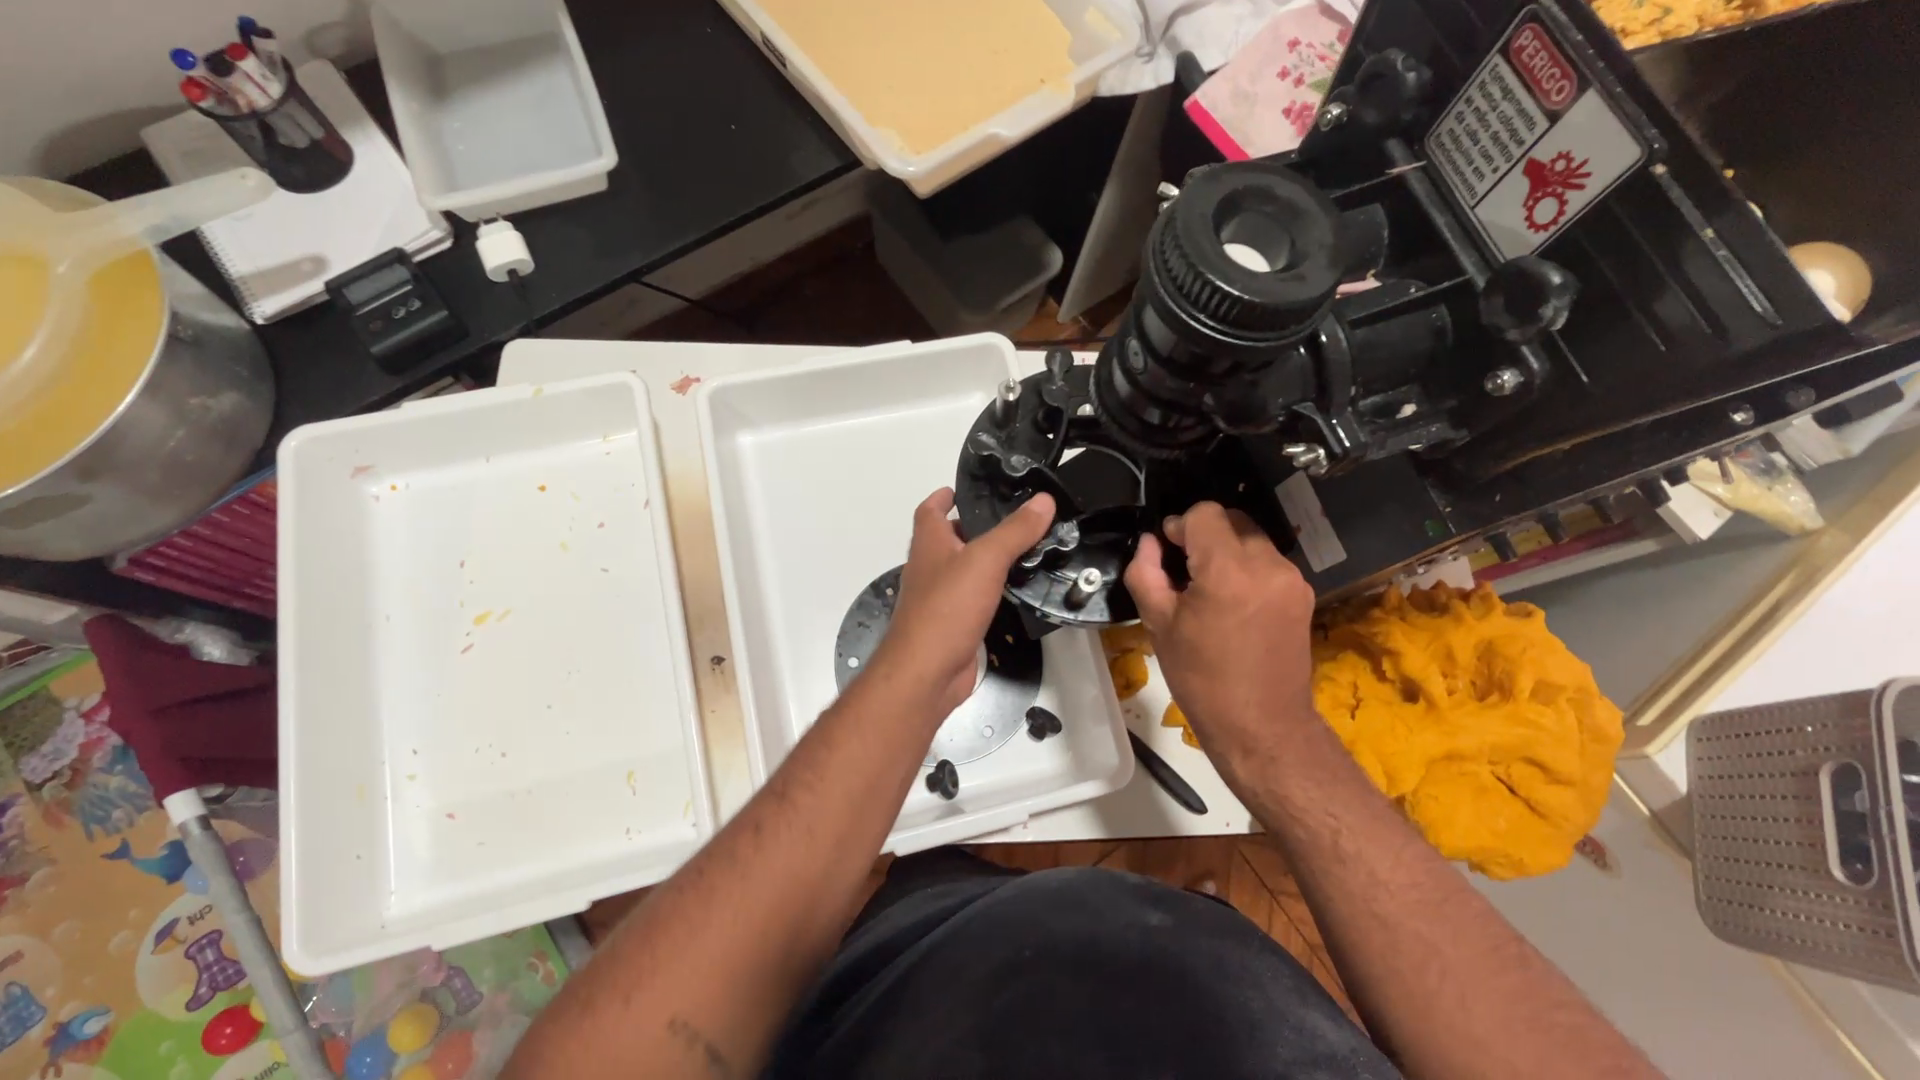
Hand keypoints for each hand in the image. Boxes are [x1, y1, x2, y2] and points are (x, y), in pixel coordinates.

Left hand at [864, 489, 1056, 719]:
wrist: (927, 673)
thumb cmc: (947, 608)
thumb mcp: (985, 560)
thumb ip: (1014, 531)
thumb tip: (1043, 500)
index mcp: (928, 545)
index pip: (929, 511)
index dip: (942, 497)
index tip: (961, 489)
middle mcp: (929, 569)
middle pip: (947, 540)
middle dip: (972, 527)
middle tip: (1010, 519)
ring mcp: (939, 600)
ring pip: (963, 571)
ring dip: (985, 560)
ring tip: (1024, 550)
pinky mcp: (953, 626)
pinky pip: (973, 600)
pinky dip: (991, 592)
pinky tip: (1016, 592)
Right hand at [1124, 502, 1318, 784]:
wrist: (1261, 725)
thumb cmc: (1202, 679)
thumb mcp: (1159, 626)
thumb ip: (1146, 573)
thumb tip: (1149, 543)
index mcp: (1227, 570)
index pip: (1204, 514)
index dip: (1179, 526)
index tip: (1167, 553)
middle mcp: (1267, 564)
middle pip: (1233, 520)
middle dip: (1206, 535)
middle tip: (1185, 571)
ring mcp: (1291, 579)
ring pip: (1253, 540)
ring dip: (1228, 551)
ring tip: (1210, 590)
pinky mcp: (1303, 594)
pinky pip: (1269, 563)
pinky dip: (1248, 569)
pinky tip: (1234, 604)